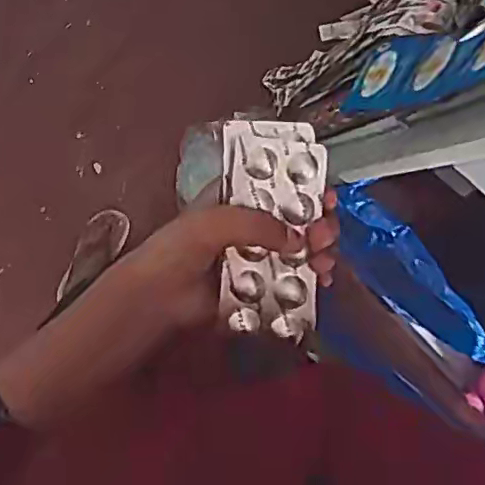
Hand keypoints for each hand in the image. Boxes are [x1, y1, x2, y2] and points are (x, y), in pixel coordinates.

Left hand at [110, 189, 341, 329]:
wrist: (157, 299)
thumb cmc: (179, 249)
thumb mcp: (215, 222)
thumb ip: (256, 224)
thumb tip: (298, 238)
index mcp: (234, 197)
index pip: (275, 184)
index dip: (302, 186)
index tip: (325, 195)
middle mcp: (248, 224)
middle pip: (293, 218)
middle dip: (315, 222)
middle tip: (326, 233)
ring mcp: (255, 257)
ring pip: (297, 250)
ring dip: (317, 251)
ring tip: (325, 260)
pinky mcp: (259, 288)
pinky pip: (291, 281)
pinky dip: (310, 280)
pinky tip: (322, 281)